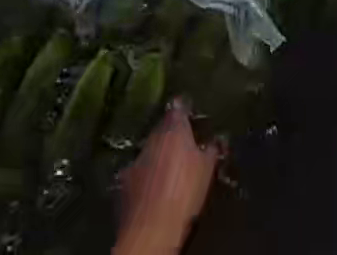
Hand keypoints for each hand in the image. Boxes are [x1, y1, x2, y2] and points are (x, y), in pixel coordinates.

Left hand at [113, 99, 220, 254]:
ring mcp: (134, 162)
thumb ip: (210, 148)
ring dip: (157, 153)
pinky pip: (138, 171)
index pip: (178, 108)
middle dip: (171, 132)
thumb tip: (214, 139)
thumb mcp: (208, 167)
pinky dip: (146, 172)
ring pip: (149, 150)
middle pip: (161, 128)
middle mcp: (152, 140)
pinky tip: (153, 183)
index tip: (190, 109)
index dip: (184, 107)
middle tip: (184, 139)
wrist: (151, 229)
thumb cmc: (186, 190)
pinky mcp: (122, 184)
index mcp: (174, 130)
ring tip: (169, 163)